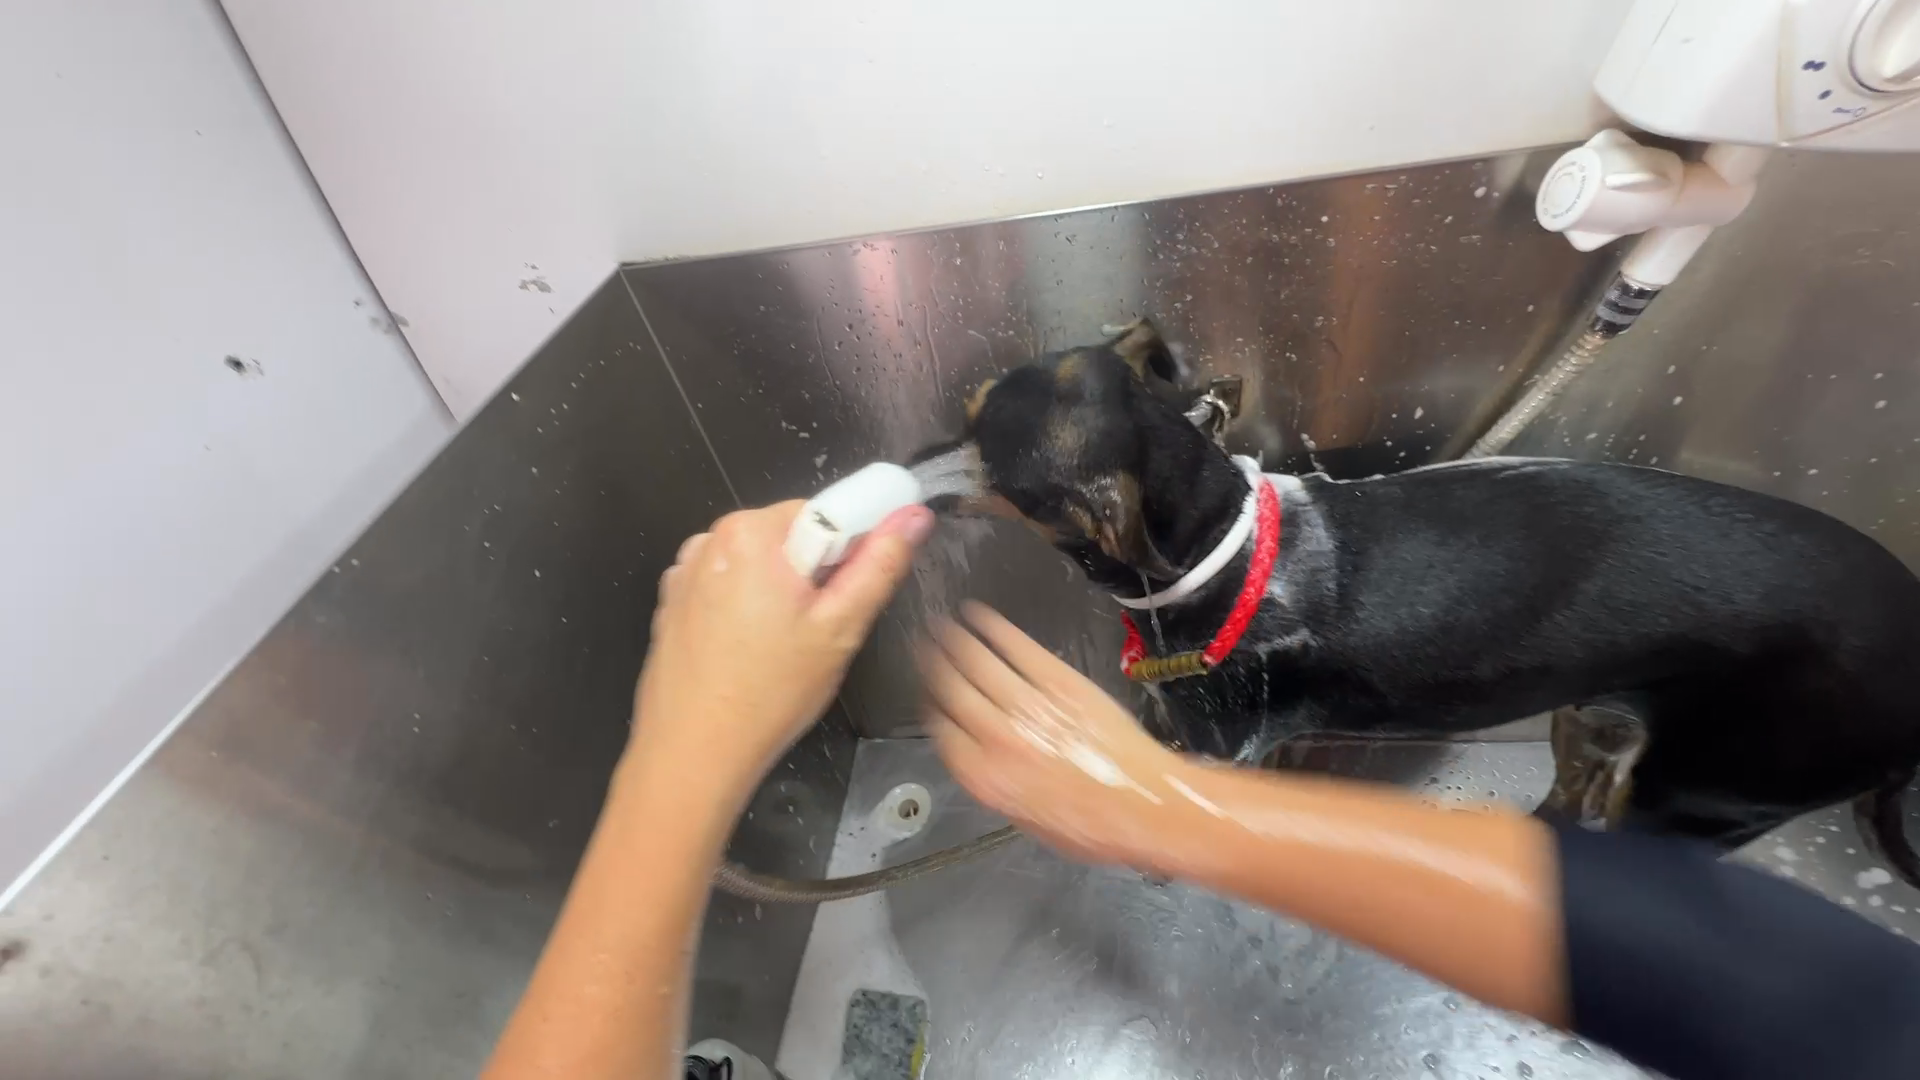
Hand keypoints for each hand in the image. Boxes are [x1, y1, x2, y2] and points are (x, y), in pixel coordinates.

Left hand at [630, 499, 932, 796]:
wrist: (691, 755)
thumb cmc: (772, 691)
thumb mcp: (841, 627)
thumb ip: (881, 564)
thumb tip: (915, 515)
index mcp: (751, 532)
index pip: (823, 511)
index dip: (848, 550)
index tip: (850, 594)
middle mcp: (710, 538)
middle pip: (789, 536)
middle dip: (814, 574)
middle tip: (822, 628)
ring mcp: (685, 571)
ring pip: (760, 563)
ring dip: (781, 590)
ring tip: (784, 646)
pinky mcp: (673, 602)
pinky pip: (728, 585)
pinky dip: (746, 606)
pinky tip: (749, 651)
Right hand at [920, 602, 1183, 865]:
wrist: (1145, 805)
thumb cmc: (1088, 826)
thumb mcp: (1025, 821)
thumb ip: (992, 784)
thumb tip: (977, 754)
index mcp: (984, 777)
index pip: (940, 730)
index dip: (929, 705)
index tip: (926, 691)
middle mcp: (996, 737)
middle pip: (951, 689)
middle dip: (931, 663)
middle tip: (921, 642)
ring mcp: (1026, 704)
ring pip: (976, 662)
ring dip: (953, 639)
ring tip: (941, 623)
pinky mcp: (1056, 679)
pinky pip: (1015, 647)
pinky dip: (993, 628)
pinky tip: (977, 614)